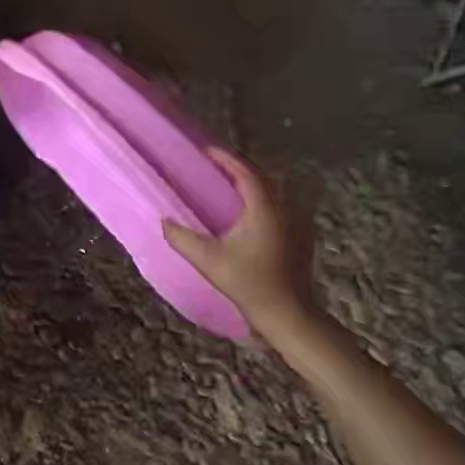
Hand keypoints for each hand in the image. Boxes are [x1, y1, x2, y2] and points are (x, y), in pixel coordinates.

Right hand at [162, 148, 312, 334]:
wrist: (287, 313)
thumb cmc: (248, 283)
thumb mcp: (207, 260)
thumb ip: (181, 237)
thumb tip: (163, 220)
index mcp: (264, 210)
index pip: (247, 173)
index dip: (226, 159)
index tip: (206, 150)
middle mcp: (285, 211)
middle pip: (264, 178)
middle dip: (240, 167)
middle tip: (215, 165)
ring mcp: (298, 224)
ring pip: (276, 192)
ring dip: (254, 183)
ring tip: (231, 184)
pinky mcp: (302, 238)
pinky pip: (282, 206)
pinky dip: (265, 199)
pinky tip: (251, 211)